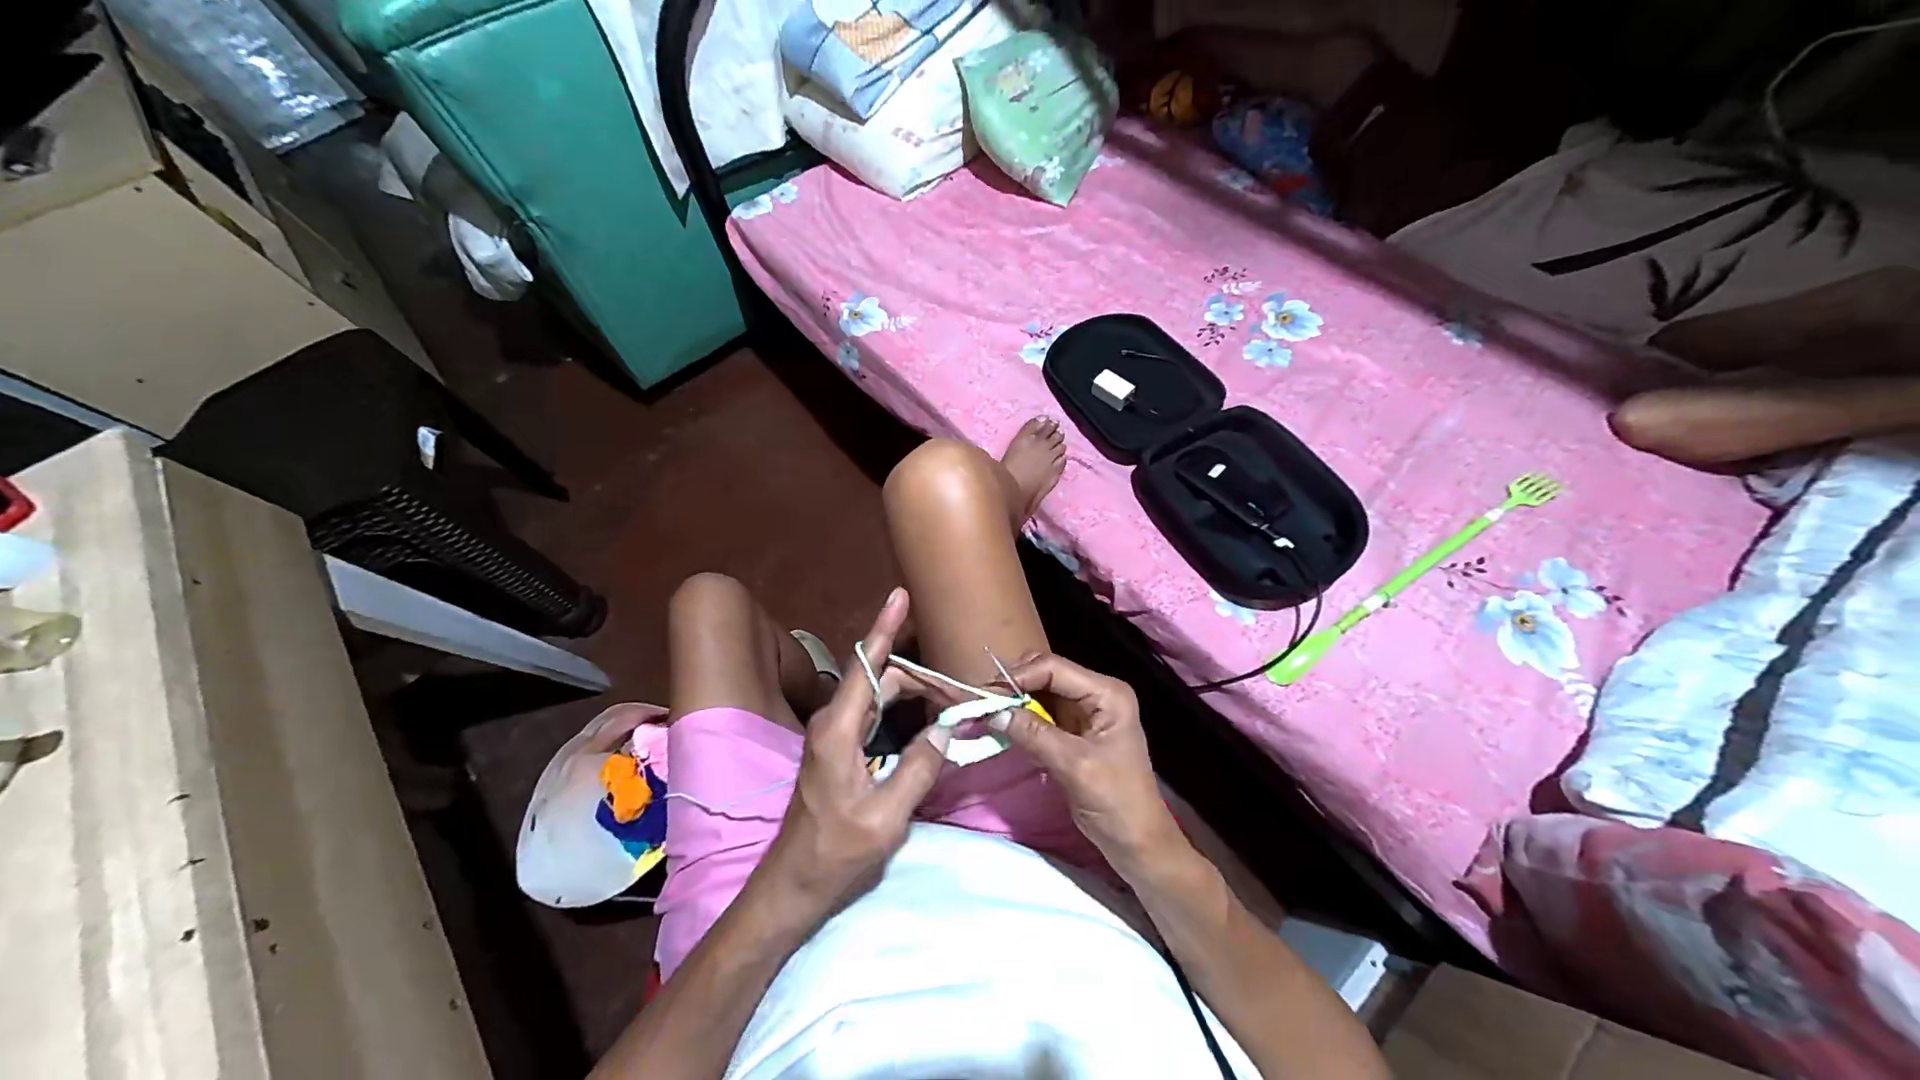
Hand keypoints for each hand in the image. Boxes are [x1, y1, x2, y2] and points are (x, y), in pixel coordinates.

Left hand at [755, 588, 948, 919]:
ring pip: (881, 693)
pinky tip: (929, 717)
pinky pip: (877, 713)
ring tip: (952, 705)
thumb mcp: (886, 818)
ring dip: (917, 693)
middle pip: (882, 677)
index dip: (883, 626)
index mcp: (839, 729)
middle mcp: (834, 720)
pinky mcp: (841, 746)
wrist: (794, 882)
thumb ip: (918, 769)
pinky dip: (905, 708)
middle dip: (923, 677)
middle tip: (962, 696)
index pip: (865, 664)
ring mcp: (835, 732)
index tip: (900, 594)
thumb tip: (944, 729)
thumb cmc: (836, 852)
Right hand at [994, 653, 1185, 874]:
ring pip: (1039, 691)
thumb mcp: (1074, 766)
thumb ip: (1034, 734)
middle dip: (1012, 685)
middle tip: (982, 704)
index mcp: (1107, 693)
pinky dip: (1019, 716)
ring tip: (985, 712)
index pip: (1053, 667)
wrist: (1137, 842)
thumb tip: (993, 712)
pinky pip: (1040, 712)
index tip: (986, 695)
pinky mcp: (1072, 729)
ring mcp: (1084, 710)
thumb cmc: (1116, 801)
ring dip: (1012, 700)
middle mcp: (1096, 693)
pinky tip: (1000, 723)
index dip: (1018, 676)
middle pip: (1044, 673)